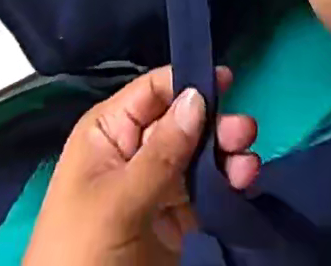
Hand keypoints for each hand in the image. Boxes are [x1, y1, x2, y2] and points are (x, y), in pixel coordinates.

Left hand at [24, 66, 260, 265]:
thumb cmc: (81, 252)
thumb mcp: (116, 202)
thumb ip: (161, 152)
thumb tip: (197, 96)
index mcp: (109, 132)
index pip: (153, 91)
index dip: (187, 81)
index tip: (227, 81)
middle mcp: (134, 150)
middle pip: (182, 120)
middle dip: (215, 122)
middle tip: (245, 132)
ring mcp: (156, 185)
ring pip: (200, 154)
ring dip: (227, 154)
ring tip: (248, 165)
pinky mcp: (175, 220)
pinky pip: (207, 190)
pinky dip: (228, 184)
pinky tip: (245, 182)